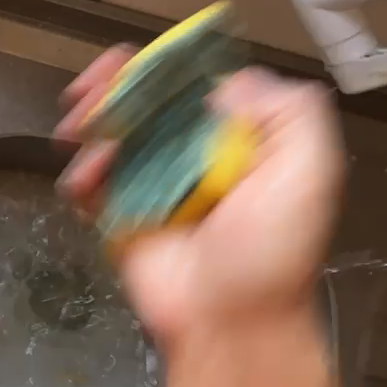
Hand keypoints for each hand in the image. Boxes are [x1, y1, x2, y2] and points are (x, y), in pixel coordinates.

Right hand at [54, 47, 344, 345]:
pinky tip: (84, 182)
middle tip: (83, 99)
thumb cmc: (272, 253)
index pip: (187, 82)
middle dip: (105, 90)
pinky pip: (85, 181)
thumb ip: (290, 115)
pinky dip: (78, 173)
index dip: (154, 65)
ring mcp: (145, 181)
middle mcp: (185, 151)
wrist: (226, 322)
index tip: (125, 64)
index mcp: (230, 135)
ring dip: (86, 127)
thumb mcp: (309, 175)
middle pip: (137, 101)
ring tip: (78, 138)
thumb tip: (226, 81)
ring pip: (104, 135)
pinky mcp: (113, 212)